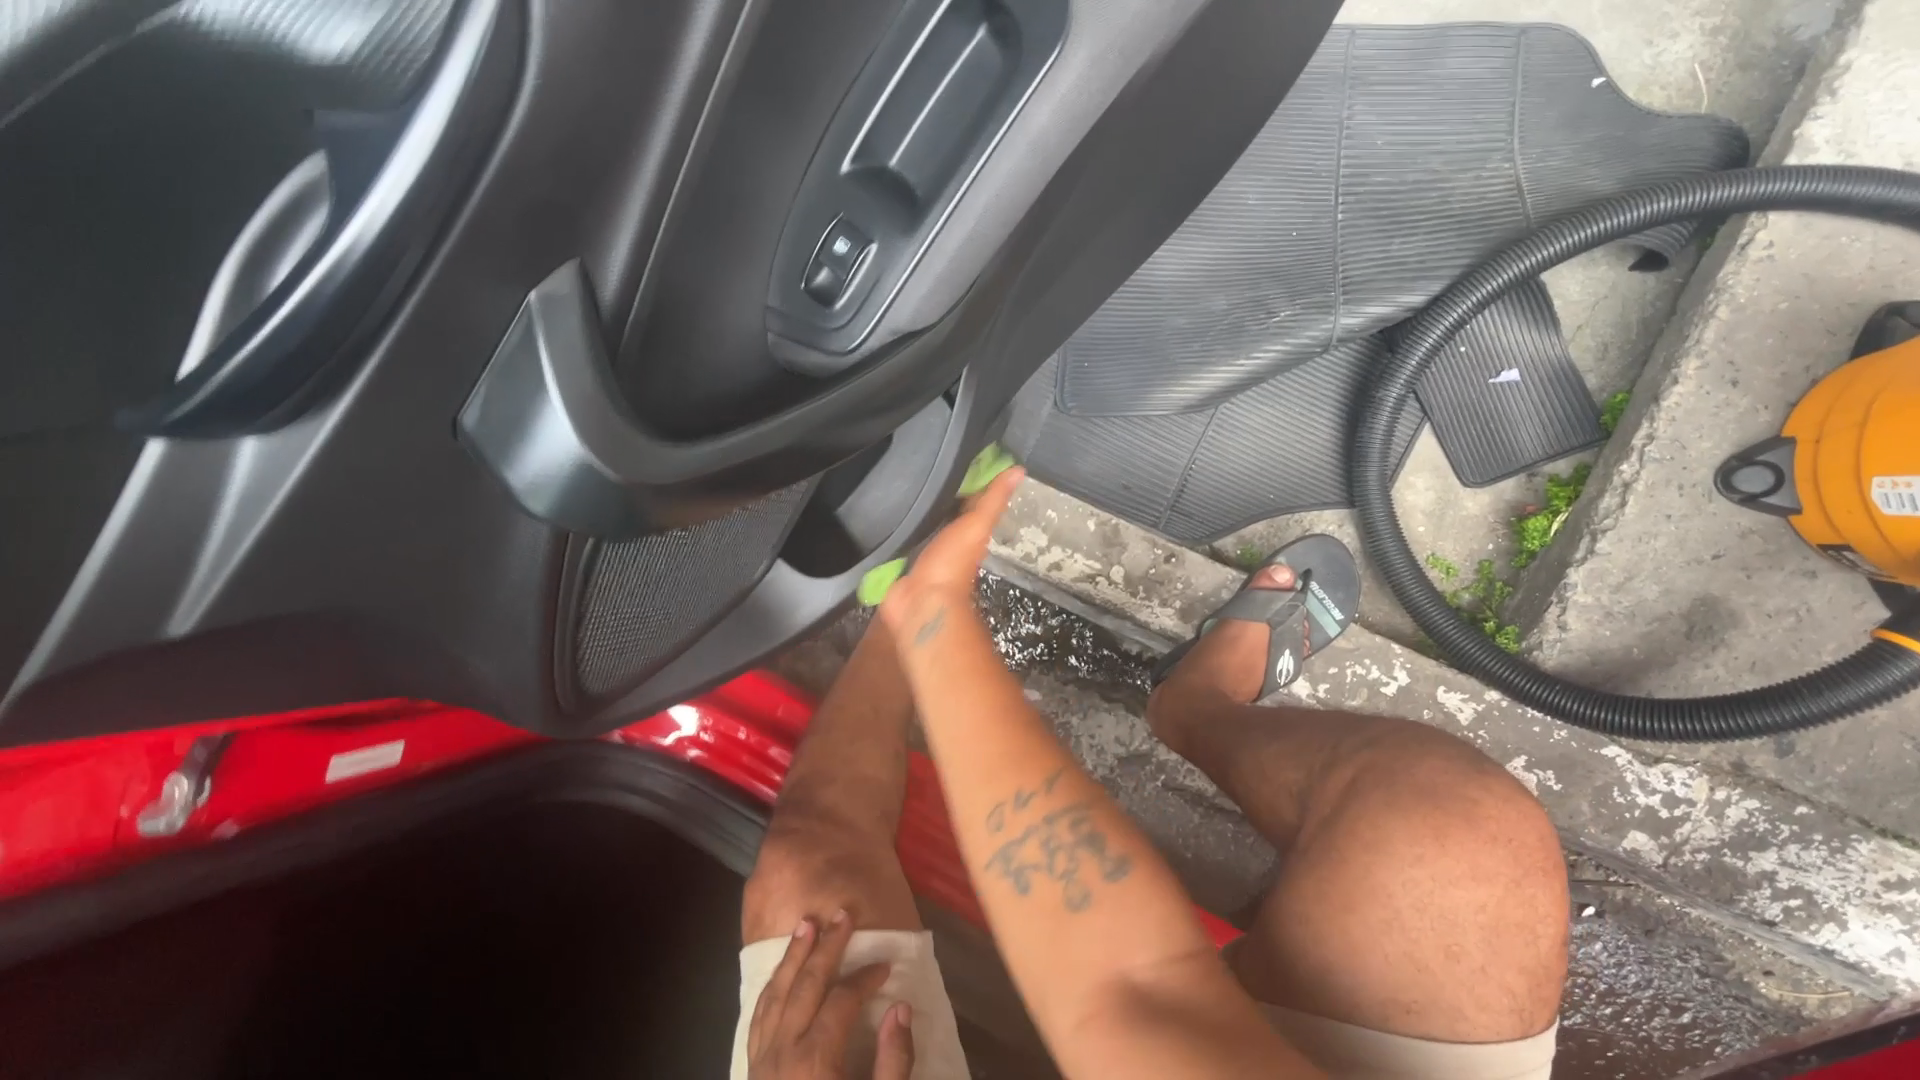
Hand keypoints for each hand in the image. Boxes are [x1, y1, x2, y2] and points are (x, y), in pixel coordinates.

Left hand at [747, 911, 916, 1079]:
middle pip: (806, 984)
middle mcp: (784, 1051)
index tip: (886, 966)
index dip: (866, 978)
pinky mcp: (753, 1071)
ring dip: (793, 956)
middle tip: (843, 913)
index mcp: (816, 1059)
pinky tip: (780, 975)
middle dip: (827, 946)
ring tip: (806, 924)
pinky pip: (759, 1017)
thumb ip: (894, 1061)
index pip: (843, 999)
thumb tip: (900, 1007)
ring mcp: (763, 1060)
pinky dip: (772, 987)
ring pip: (776, 994)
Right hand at [879, 466, 1023, 637]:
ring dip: (916, 506)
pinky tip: (886, 508)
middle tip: (921, 458)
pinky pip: (901, 535)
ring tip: (902, 478)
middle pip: (944, 507)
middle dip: (936, 489)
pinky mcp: (902, 556)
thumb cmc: (952, 564)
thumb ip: (993, 499)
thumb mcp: (976, 525)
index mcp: (968, 529)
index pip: (970, 496)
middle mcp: (948, 536)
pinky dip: (895, 524)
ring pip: (922, 520)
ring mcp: (923, 547)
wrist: (920, 601)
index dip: (968, 475)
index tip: (956, 448)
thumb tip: (1020, 470)